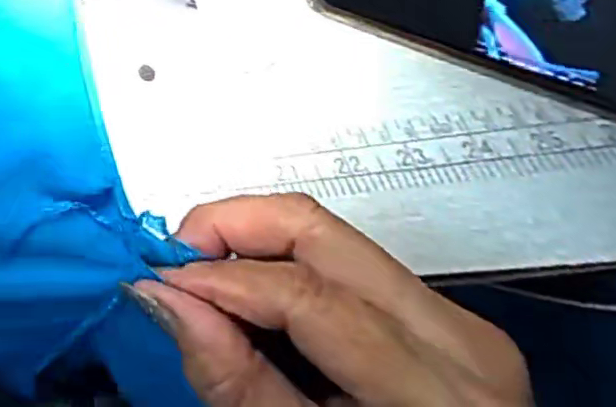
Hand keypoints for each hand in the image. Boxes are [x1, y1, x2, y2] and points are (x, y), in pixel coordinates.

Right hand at [126, 195, 530, 406]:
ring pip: (317, 228)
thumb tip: (162, 298)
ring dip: (244, 240)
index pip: (305, 293)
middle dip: (226, 226)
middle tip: (175, 258)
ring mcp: (449, 318)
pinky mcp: (434, 312)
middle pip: (310, 226)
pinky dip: (274, 259)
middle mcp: (455, 336)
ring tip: (205, 279)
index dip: (220, 279)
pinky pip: (334, 252)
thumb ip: (237, 381)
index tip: (159, 282)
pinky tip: (249, 296)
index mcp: (439, 390)